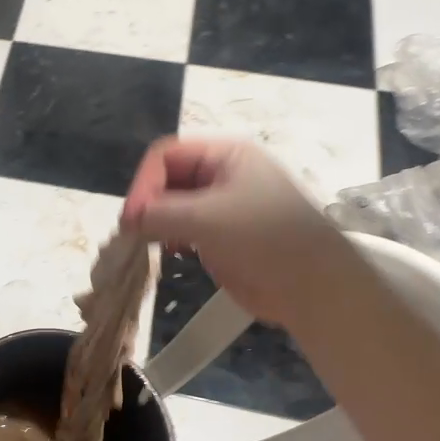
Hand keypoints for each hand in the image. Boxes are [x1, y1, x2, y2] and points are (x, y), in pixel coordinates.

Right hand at [121, 137, 345, 325]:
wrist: (313, 286)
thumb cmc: (265, 238)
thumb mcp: (208, 218)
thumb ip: (160, 214)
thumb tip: (126, 221)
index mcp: (226, 155)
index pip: (167, 154)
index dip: (144, 182)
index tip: (132, 219)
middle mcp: (222, 175)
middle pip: (167, 178)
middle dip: (147, 202)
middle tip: (133, 234)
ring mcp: (221, 207)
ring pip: (171, 205)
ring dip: (154, 222)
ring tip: (144, 243)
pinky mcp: (219, 237)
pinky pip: (182, 229)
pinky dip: (167, 238)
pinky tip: (167, 252)